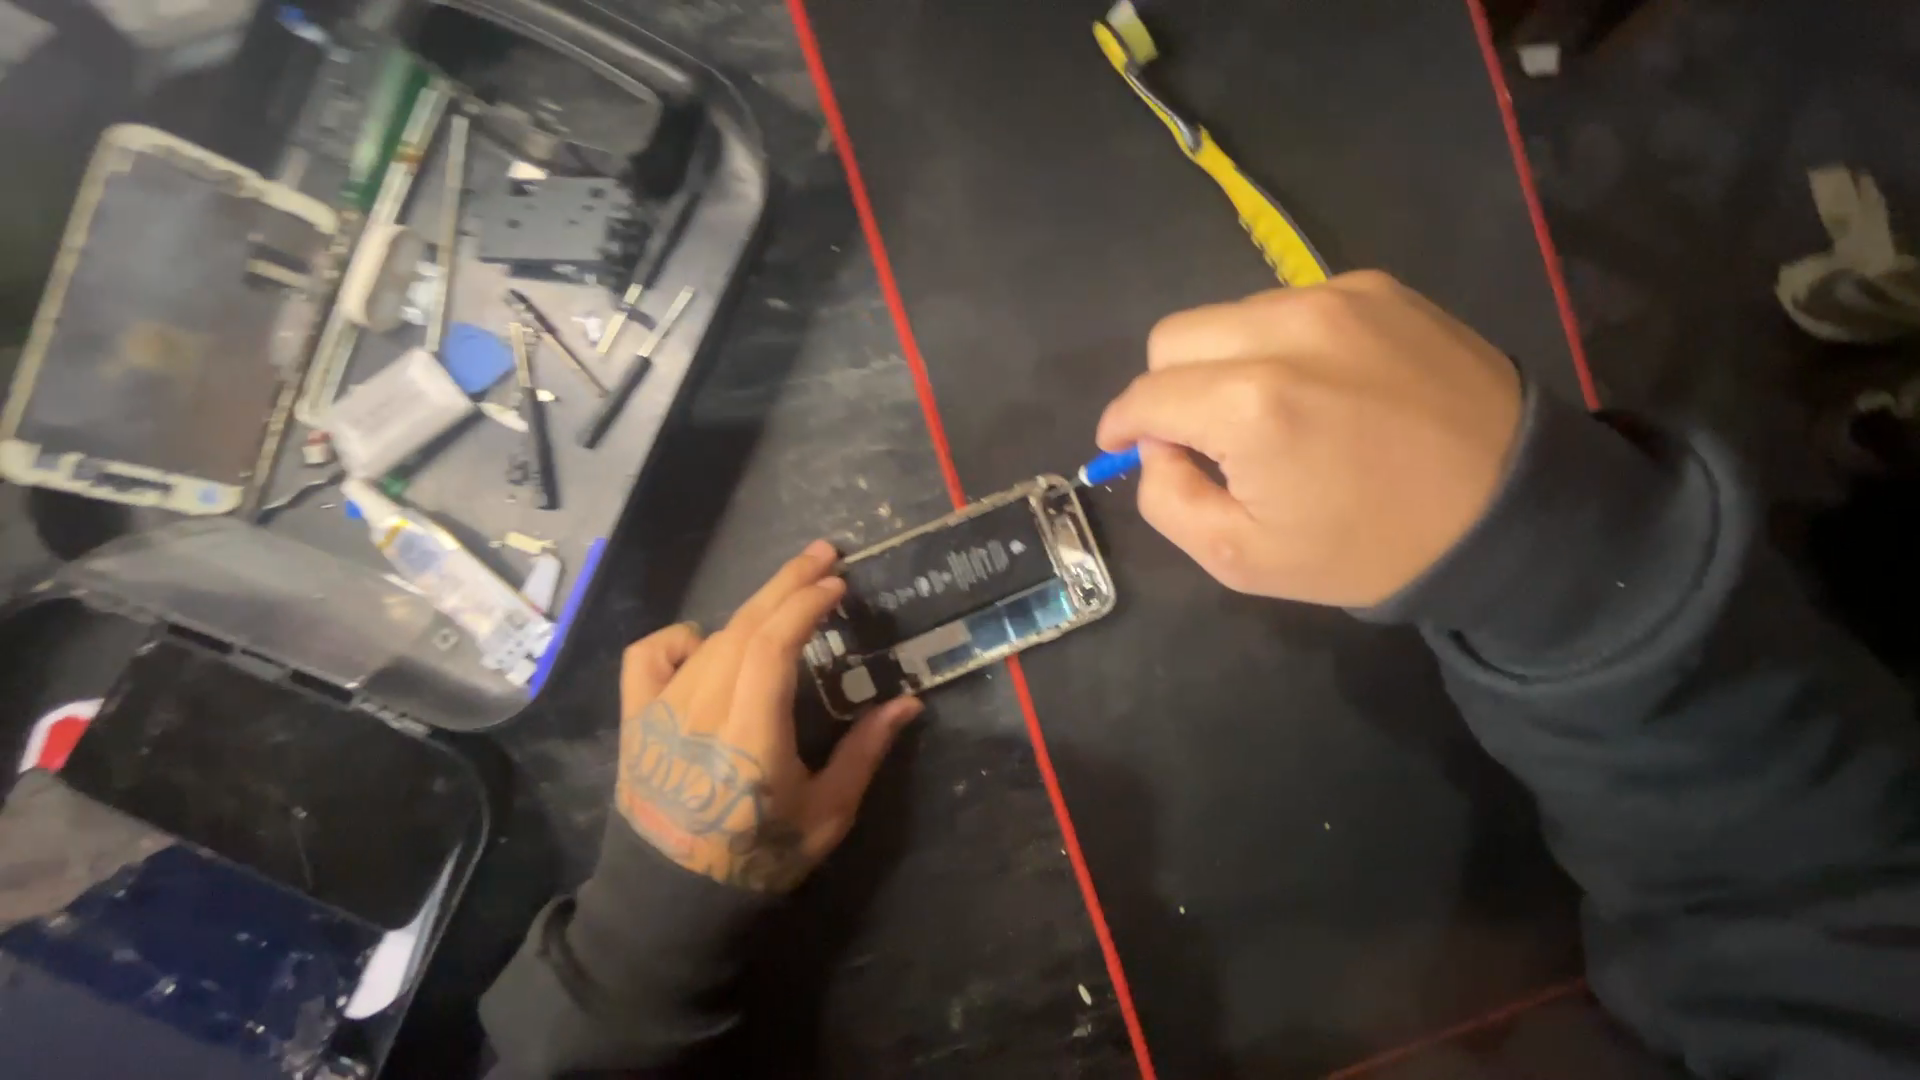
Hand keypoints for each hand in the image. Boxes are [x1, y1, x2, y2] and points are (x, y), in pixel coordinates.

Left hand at [613, 540, 922, 891]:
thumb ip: (866, 752)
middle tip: (824, 555)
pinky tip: (708, 642)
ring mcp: (659, 714)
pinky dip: (682, 637)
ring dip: (753, 608)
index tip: (838, 584)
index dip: (805, 606)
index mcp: (749, 737)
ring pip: (710, 638)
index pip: (772, 646)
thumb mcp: (827, 814)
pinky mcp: (635, 721)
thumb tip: (909, 702)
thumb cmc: (759, 858)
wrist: (670, 902)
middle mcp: (699, 713)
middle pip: (743, 627)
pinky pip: (650, 656)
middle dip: (787, 584)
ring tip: (788, 592)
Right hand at [1096, 271, 1522, 606]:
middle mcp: (1286, 331)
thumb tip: (1156, 445)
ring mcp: (1338, 298)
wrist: (1509, 514)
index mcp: (1248, 406)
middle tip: (1197, 435)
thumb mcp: (1240, 557)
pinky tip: (1315, 386)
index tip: (1118, 444)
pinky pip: (1288, 306)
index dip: (1120, 423)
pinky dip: (1276, 344)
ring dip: (1220, 362)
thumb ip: (1166, 497)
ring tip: (1263, 411)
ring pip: (1228, 315)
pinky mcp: (1380, 289)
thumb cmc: (1366, 547)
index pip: (1145, 395)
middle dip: (1166, 387)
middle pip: (1173, 336)